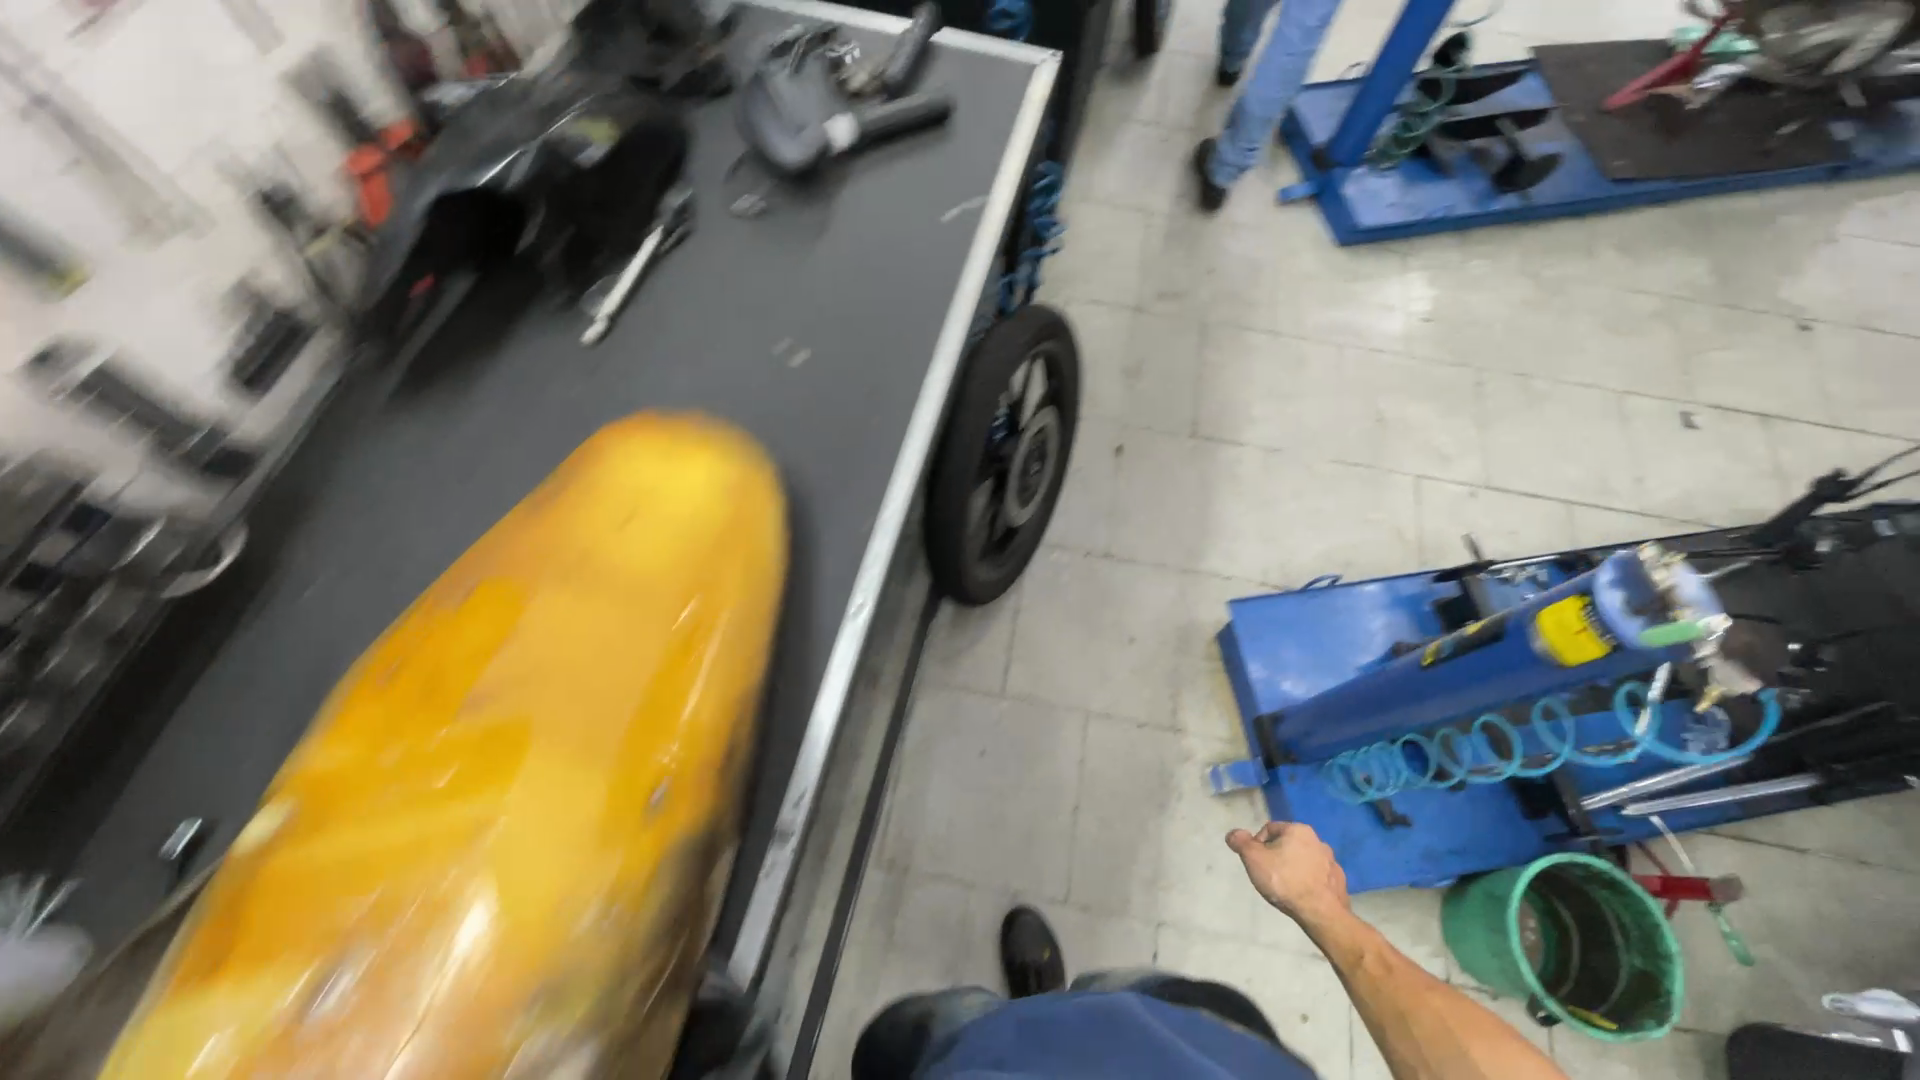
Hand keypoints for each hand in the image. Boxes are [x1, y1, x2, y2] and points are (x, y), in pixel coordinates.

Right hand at [1225, 821, 1349, 929]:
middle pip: (1287, 844)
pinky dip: (1310, 881)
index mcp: (1298, 830)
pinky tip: (1303, 895)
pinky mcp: (1339, 880)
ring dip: (1294, 869)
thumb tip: (1233, 833)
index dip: (1257, 846)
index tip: (1256, 864)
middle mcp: (1318, 840)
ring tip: (1287, 888)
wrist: (1321, 913)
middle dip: (1277, 857)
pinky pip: (1318, 876)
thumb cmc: (1284, 881)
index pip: (1269, 830)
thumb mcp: (1253, 859)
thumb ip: (1241, 842)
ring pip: (1304, 860)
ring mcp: (1331, 861)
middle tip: (1269, 876)